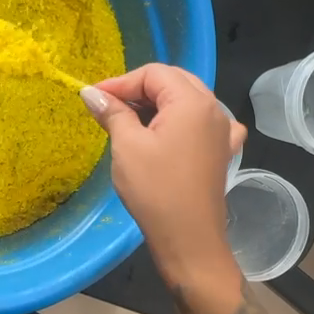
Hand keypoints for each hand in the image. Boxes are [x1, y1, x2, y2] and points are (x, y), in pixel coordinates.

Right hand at [82, 64, 245, 279]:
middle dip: (139, 89)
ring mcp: (223, 131)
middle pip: (173, 81)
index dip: (121, 82)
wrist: (189, 239)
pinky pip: (205, 123)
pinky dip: (184, 121)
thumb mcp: (127, 146)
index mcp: (192, 101)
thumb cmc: (155, 190)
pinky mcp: (222, 152)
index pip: (153, 73)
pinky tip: (175, 131)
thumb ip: (112, 112)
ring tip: (130, 119)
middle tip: (108, 106)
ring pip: (188, 100)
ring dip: (158, 104)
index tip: (93, 98)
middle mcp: (214, 108)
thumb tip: (90, 92)